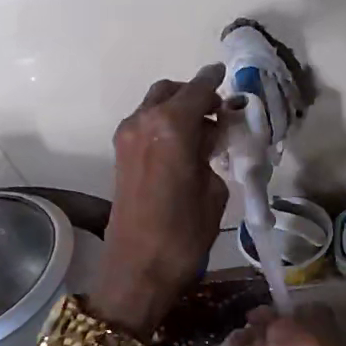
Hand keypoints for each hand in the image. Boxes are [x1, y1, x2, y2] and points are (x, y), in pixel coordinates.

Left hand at [94, 66, 229, 332]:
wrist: (137, 269)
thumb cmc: (183, 235)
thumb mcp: (213, 192)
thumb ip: (210, 155)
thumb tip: (207, 142)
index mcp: (171, 126)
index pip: (198, 89)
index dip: (214, 82)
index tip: (225, 76)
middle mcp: (144, 122)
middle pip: (170, 91)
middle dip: (193, 95)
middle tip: (216, 113)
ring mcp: (127, 138)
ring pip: (154, 106)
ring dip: (176, 110)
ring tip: (201, 133)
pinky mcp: (119, 156)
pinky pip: (144, 126)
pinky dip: (162, 126)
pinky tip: (181, 148)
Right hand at [224, 305, 345, 345]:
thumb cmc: (304, 345)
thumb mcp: (277, 329)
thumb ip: (260, 331)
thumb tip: (246, 334)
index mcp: (310, 314)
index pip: (283, 311)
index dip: (263, 314)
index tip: (246, 317)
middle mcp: (306, 334)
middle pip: (275, 333)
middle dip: (253, 334)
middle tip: (232, 335)